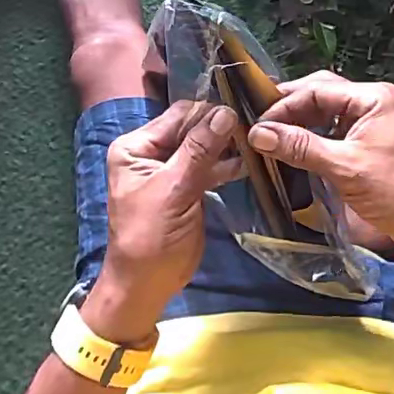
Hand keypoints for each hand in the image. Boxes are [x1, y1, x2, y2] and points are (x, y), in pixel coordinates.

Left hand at [87, 102, 238, 344]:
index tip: (245, 107)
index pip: (178, 116)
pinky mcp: (185, 188)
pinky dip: (225, 165)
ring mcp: (168, 170)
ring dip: (226, 146)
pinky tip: (249, 161)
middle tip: (257, 121)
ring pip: (202, 147)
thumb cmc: (151, 236)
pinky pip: (207, 167)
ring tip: (257, 140)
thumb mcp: (174, 190)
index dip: (210, 112)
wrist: (145, 286)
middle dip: (221, 126)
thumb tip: (226, 113)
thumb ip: (200, 150)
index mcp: (136, 146)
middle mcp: (150, 152)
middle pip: (191, 128)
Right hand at [247, 71, 393, 254]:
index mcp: (373, 97)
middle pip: (322, 95)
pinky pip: (338, 132)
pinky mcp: (376, 143)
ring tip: (272, 139)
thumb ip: (301, 147)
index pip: (316, 90)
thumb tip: (257, 133)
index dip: (283, 106)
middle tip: (259, 126)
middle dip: (290, 109)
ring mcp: (377, 122)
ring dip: (302, 124)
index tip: (256, 127)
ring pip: (329, 114)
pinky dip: (316, 139)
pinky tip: (297, 150)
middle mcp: (375, 102)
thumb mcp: (346, 168)